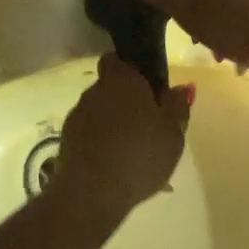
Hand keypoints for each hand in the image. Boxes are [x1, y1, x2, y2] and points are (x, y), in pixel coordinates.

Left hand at [50, 55, 189, 215]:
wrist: (93, 189)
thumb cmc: (140, 154)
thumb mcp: (173, 133)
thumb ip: (177, 106)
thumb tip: (181, 86)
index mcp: (121, 80)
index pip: (118, 60)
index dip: (132, 72)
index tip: (149, 92)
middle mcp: (95, 89)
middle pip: (111, 88)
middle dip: (126, 103)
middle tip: (148, 128)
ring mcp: (78, 113)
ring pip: (101, 112)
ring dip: (115, 125)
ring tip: (135, 154)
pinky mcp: (67, 137)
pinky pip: (91, 134)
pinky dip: (102, 144)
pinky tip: (118, 167)